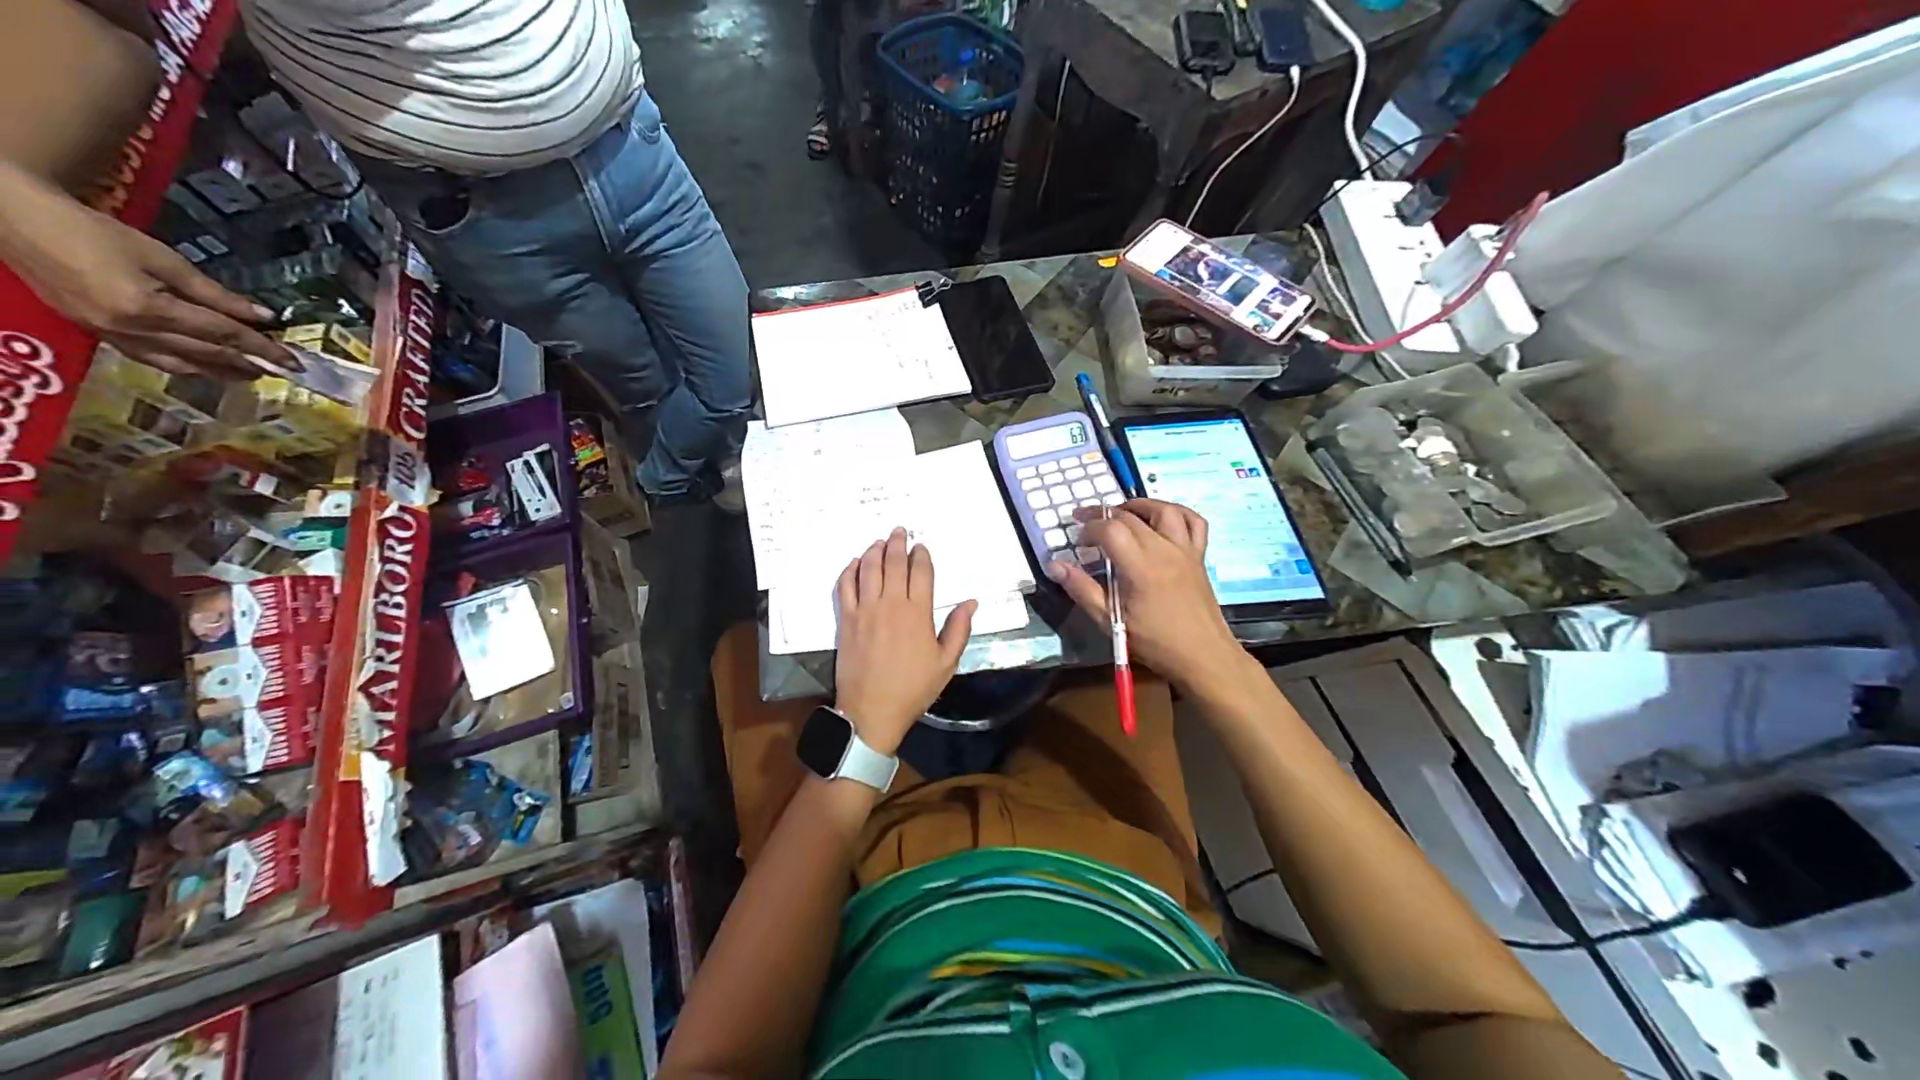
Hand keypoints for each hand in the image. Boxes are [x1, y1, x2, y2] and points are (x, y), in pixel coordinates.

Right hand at [0, 162, 295, 378]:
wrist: (12, 220)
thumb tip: (264, 317)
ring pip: (180, 364)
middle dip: (247, 364)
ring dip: (219, 371)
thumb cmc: (91, 231)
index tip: (295, 361)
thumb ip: (215, 294)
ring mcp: (110, 335)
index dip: (263, 349)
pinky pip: (152, 358)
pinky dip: (186, 365)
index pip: (222, 335)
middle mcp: (130, 330)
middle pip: (205, 354)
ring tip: (251, 372)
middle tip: (280, 370)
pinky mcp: (96, 334)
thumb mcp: (163, 259)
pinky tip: (206, 365)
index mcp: (148, 309)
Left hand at [833, 528, 975, 755]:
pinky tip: (854, 563)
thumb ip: (959, 629)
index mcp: (918, 613)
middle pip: (893, 563)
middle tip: (899, 531)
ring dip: (874, 551)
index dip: (921, 555)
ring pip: (868, 569)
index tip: (921, 546)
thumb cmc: (913, 688)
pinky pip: (845, 586)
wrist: (872, 710)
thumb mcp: (946, 663)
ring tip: (879, 541)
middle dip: (897, 543)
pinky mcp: (845, 620)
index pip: (920, 572)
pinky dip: (849, 571)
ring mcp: (864, 610)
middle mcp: (890, 604)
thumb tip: (971, 603)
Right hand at [1047, 499, 1250, 693]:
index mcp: (1141, 568)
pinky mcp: (1199, 557)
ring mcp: (1185, 551)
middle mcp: (1165, 551)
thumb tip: (1055, 566)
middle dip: (1104, 514)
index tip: (1078, 542)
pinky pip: (1194, 523)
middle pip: (1132, 516)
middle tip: (1086, 522)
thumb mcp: (1111, 622)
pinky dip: (1177, 513)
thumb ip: (1082, 590)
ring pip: (1165, 510)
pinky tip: (1162, 519)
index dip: (1090, 528)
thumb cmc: (1156, 643)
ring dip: (1140, 505)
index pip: (1111, 529)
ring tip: (1121, 513)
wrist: (1203, 656)